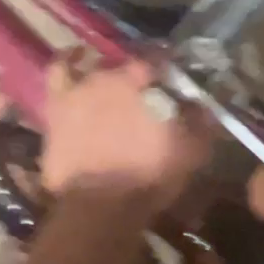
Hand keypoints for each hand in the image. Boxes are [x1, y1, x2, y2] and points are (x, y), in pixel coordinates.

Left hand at [40, 62, 211, 208]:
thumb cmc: (148, 180)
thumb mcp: (190, 153)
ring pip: (97, 63)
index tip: (175, 78)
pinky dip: (69, 60)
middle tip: (147, 88)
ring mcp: (82, 86)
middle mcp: (113, 74)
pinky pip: (60, 69)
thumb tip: (206, 104)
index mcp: (147, 81)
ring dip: (107, 68)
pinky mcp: (57, 102)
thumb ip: (201, 123)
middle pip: (128, 62)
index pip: (162, 59)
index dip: (169, 67)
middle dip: (140, 72)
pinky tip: (76, 58)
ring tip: (113, 79)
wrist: (100, 205)